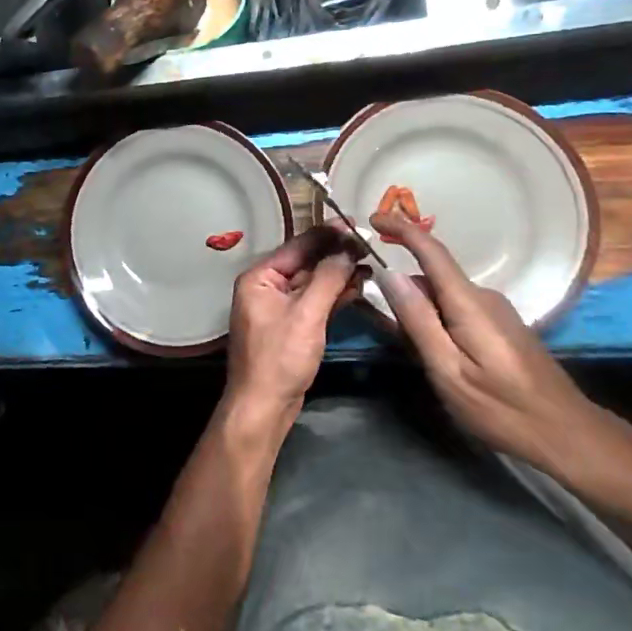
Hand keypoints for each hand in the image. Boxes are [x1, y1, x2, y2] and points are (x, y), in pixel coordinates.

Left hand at [226, 226, 359, 418]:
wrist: (264, 406)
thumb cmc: (280, 358)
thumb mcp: (307, 314)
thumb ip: (328, 278)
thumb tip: (348, 248)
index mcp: (259, 277)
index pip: (297, 246)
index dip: (327, 234)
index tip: (356, 224)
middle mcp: (266, 286)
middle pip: (306, 262)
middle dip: (336, 253)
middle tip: (370, 243)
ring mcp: (278, 306)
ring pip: (313, 282)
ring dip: (339, 273)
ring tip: (371, 261)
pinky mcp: (291, 325)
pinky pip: (314, 301)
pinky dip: (334, 294)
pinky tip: (359, 285)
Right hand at [370, 211, 631, 495]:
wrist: (568, 435)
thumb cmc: (503, 408)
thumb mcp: (449, 371)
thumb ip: (418, 321)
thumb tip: (390, 275)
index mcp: (469, 303)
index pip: (431, 251)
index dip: (401, 229)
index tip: (372, 216)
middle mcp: (484, 297)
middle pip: (432, 278)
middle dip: (403, 292)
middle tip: (385, 330)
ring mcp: (497, 311)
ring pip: (443, 296)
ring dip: (420, 312)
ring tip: (412, 352)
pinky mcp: (502, 326)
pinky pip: (458, 309)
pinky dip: (437, 321)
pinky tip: (438, 356)